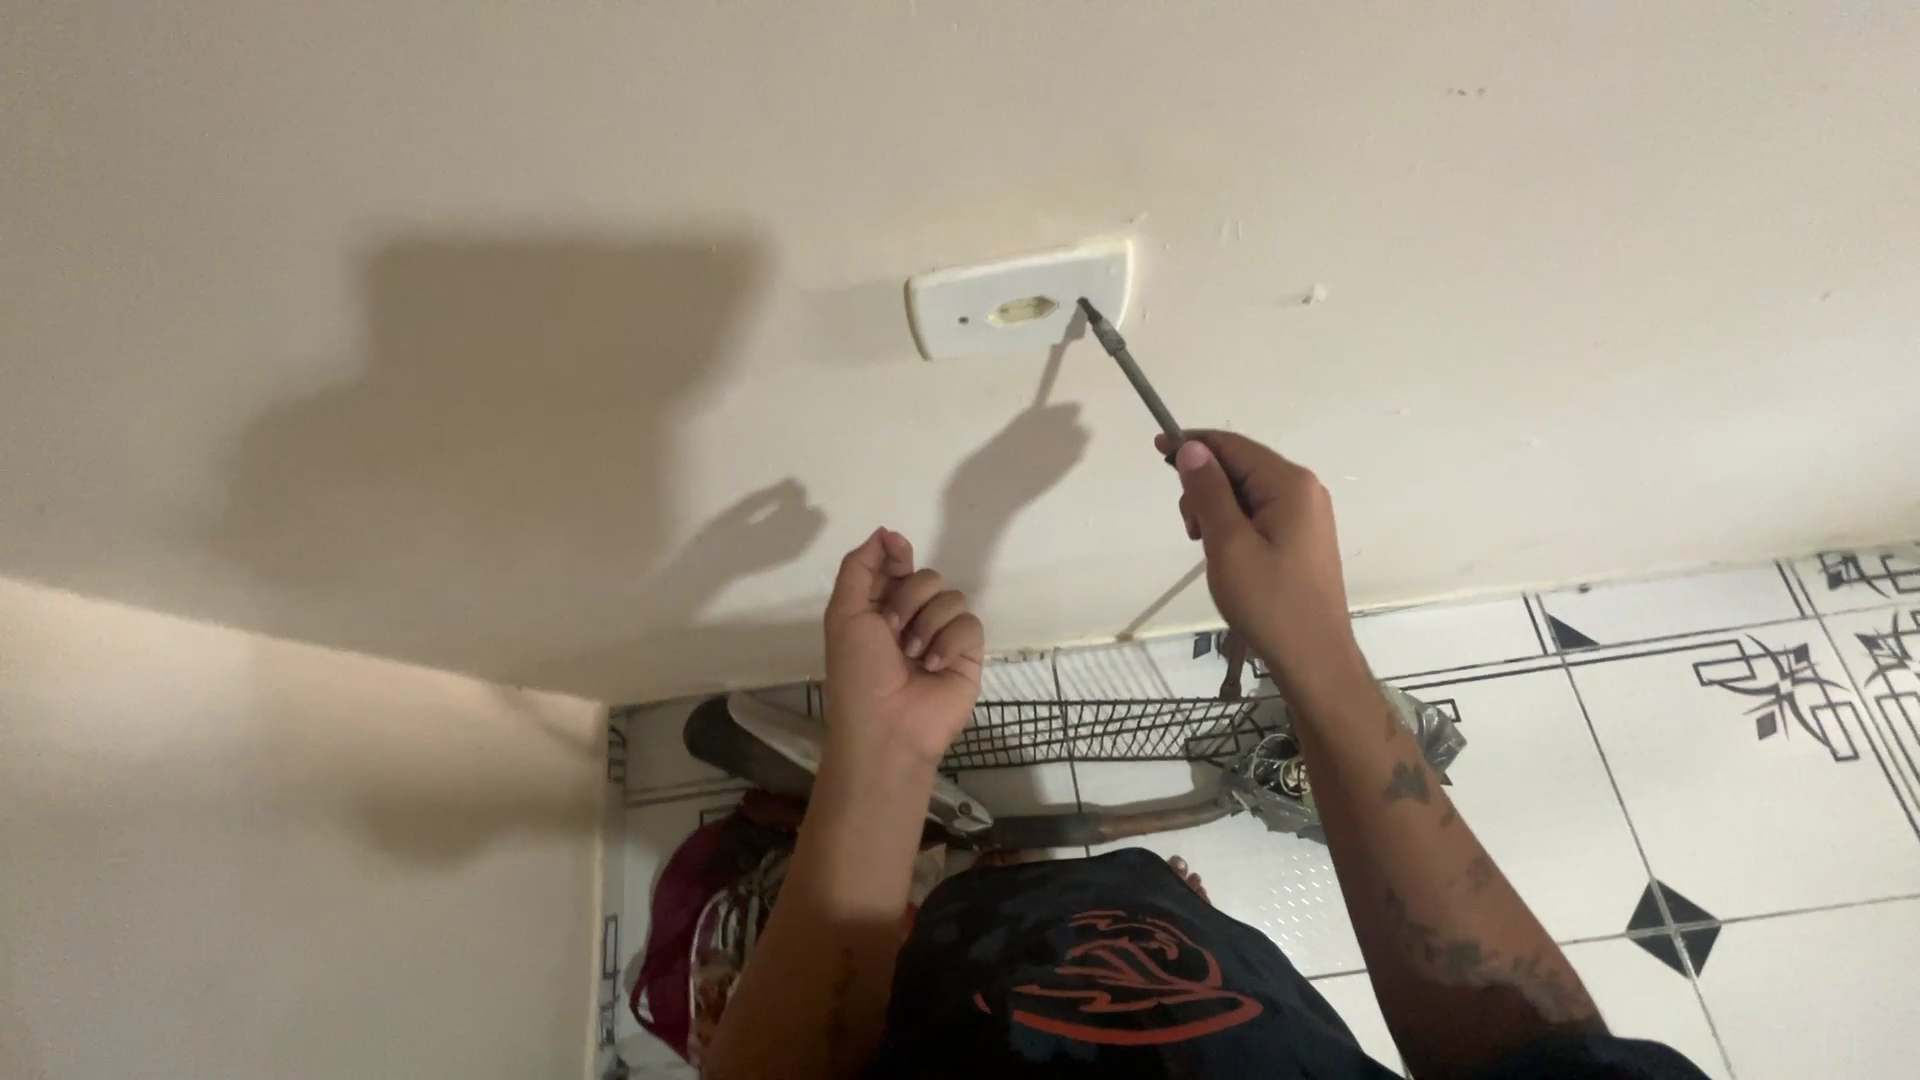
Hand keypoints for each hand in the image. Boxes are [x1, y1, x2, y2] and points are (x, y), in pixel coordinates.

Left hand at [822, 528, 984, 768]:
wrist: (887, 726)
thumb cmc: (858, 673)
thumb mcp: (843, 614)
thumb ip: (859, 567)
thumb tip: (885, 532)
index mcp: (879, 607)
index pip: (897, 565)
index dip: (898, 554)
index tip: (897, 552)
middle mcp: (912, 617)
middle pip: (927, 576)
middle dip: (909, 599)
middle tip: (892, 630)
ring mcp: (942, 635)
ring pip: (951, 597)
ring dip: (928, 624)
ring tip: (913, 656)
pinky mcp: (969, 653)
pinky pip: (970, 624)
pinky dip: (949, 642)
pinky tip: (934, 666)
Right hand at [1156, 431, 1362, 680]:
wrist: (1312, 658)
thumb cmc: (1268, 601)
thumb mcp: (1228, 544)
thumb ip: (1208, 491)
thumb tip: (1191, 447)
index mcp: (1289, 484)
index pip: (1232, 446)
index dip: (1192, 444)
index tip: (1156, 449)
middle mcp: (1304, 490)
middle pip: (1240, 466)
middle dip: (1205, 487)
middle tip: (1192, 531)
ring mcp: (1306, 514)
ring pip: (1246, 491)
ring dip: (1216, 508)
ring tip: (1208, 548)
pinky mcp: (1301, 537)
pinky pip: (1258, 512)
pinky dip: (1233, 522)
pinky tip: (1225, 552)